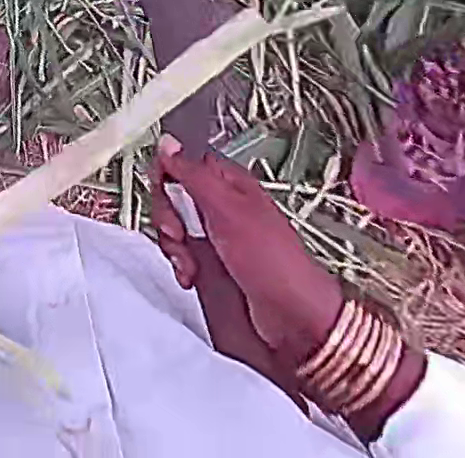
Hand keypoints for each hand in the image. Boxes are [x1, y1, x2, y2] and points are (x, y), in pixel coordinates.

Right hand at [150, 137, 342, 372]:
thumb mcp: (227, 209)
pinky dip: (179, 262)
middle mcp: (221, 203)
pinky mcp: (212, 258)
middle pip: (170, 193)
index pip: (180, 160)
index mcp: (228, 182)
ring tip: (190, 260)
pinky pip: (179, 249)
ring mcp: (215, 231)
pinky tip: (191, 273)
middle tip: (180, 232)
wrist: (297, 322)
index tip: (169, 194)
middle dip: (167, 215)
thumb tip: (168, 142)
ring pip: (171, 223)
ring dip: (173, 244)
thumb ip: (193, 173)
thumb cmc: (276, 263)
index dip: (166, 176)